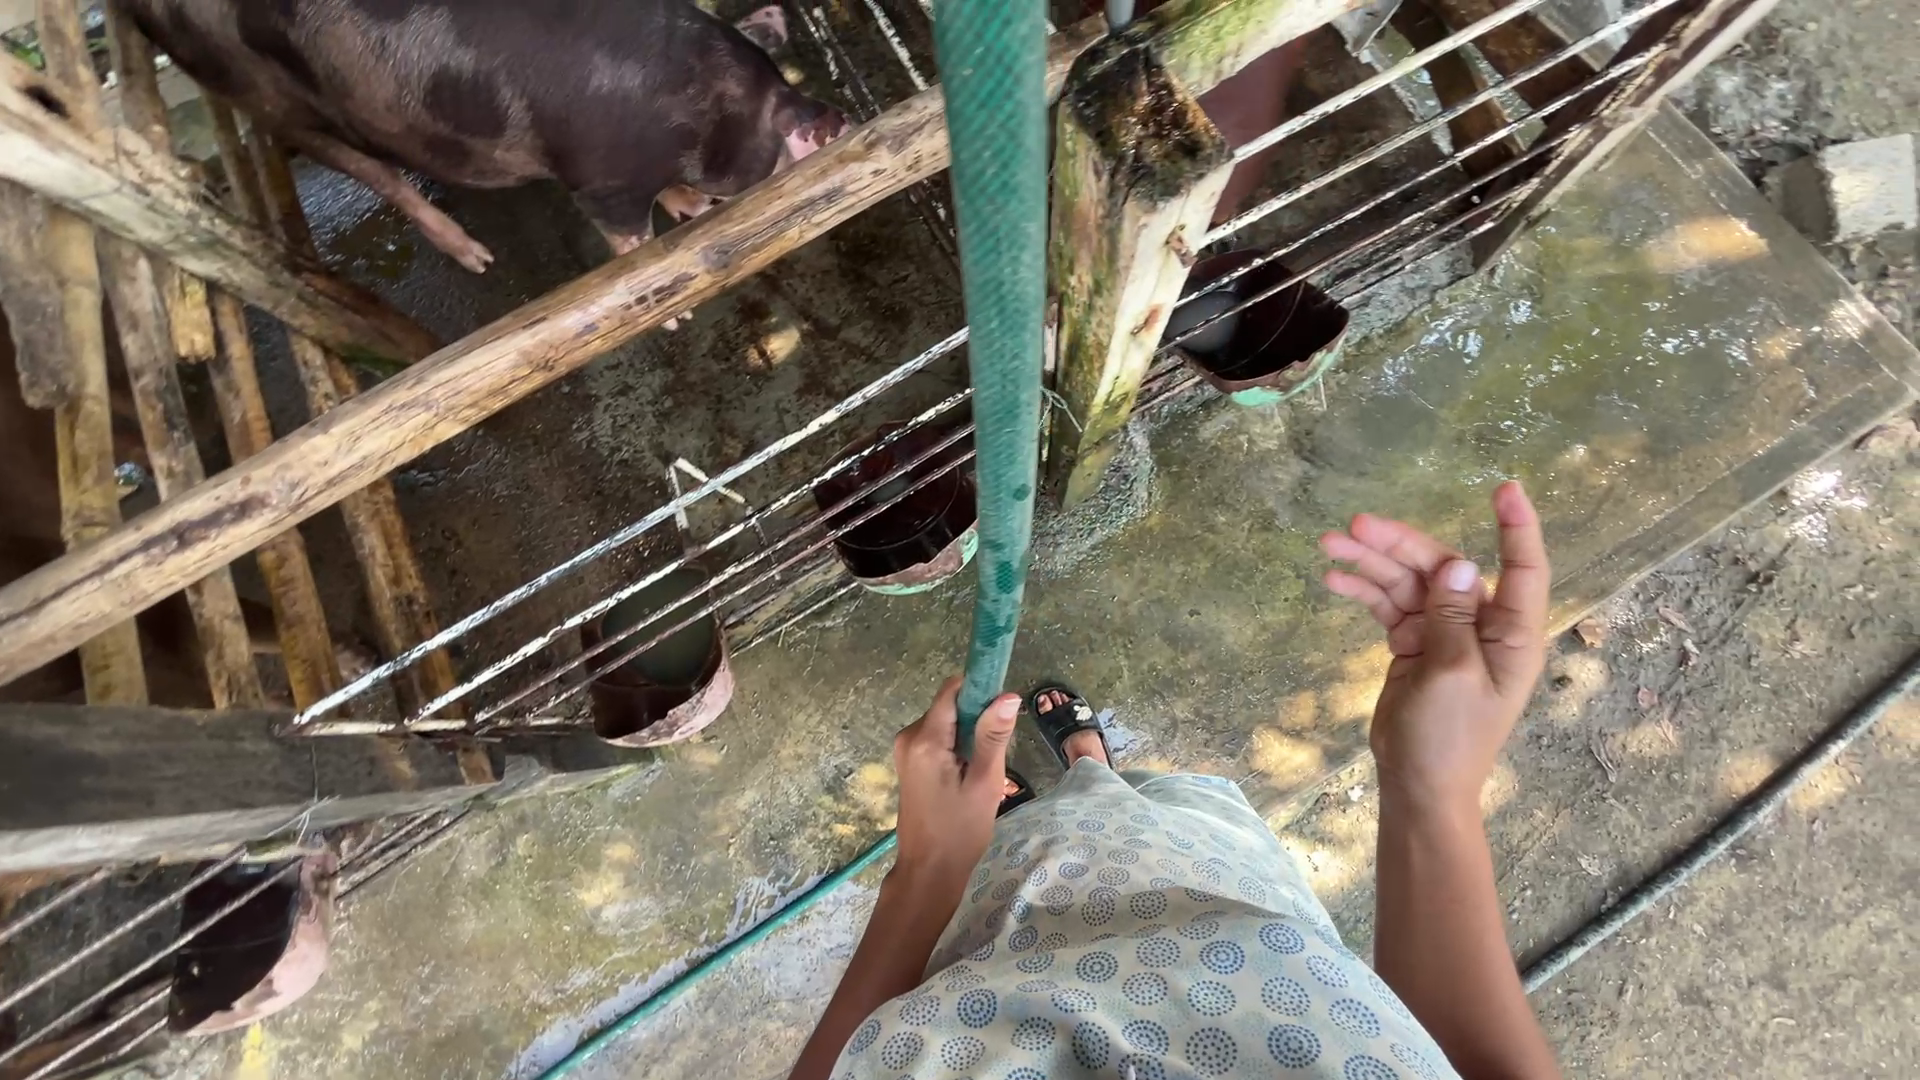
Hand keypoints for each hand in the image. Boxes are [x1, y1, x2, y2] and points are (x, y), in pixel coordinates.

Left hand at [891, 678, 1020, 885]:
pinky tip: (967, 775)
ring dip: (968, 736)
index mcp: (926, 739)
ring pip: (946, 722)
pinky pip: (938, 738)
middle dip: (977, 719)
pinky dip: (957, 747)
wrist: (928, 872)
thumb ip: (994, 735)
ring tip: (981, 770)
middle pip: (950, 706)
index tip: (1002, 708)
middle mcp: (909, 736)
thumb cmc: (960, 831)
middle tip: (994, 754)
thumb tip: (1008, 695)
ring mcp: (906, 749)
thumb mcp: (985, 783)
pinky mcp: (909, 761)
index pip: (953, 690)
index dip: (980, 689)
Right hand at [1321, 481, 1550, 812]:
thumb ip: (1453, 618)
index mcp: (1509, 632)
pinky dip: (1362, 592)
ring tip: (1328, 545)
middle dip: (1398, 544)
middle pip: (1441, 567)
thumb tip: (1458, 564)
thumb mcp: (1453, 674)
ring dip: (1369, 564)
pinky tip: (1333, 580)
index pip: (1521, 568)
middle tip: (1352, 526)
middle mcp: (1479, 624)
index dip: (1516, 527)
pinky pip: (1386, 606)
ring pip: (1406, 583)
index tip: (1504, 488)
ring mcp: (1442, 632)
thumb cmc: (1449, 735)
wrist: (1419, 780)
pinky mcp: (1410, 643)